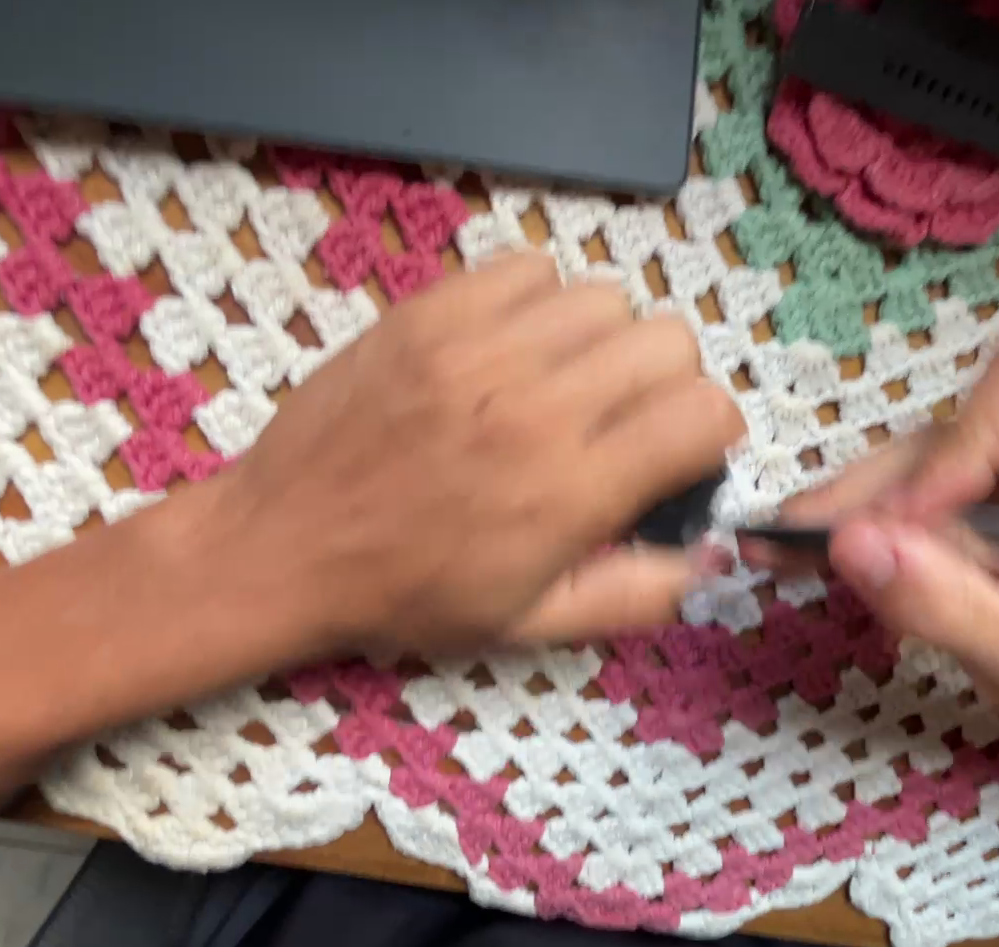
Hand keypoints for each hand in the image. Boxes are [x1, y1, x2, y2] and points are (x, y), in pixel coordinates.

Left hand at [192, 253, 743, 655]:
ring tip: (570, 385)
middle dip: (670, 384)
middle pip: (668, 340)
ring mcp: (478, 347)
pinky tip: (519, 350)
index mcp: (570, 490)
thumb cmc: (413, 596)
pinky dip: (546, 305)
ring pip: (606, 298)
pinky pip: (531, 269)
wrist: (284, 547)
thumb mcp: (533, 624)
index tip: (686, 451)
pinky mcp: (431, 312)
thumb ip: (637, 594)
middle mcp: (535, 406)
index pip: (702, 412)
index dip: (714, 430)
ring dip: (609, 343)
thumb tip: (714, 553)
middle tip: (627, 422)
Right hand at [758, 327, 998, 733]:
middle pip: (949, 428)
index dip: (963, 440)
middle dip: (876, 491)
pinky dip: (846, 523)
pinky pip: (896, 489)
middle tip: (802, 544)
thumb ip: (950, 606)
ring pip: (908, 460)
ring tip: (781, 553)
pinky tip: (797, 551)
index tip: (914, 519)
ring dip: (846, 508)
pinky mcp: (965, 490)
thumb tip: (849, 545)